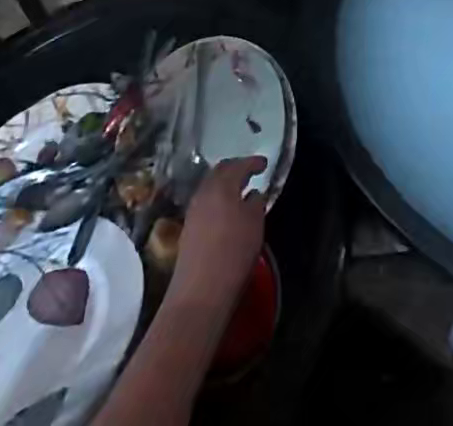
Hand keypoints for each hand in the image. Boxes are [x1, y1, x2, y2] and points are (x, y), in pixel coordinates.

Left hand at [173, 156, 266, 303]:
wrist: (200, 291)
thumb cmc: (234, 251)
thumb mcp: (255, 223)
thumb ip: (256, 203)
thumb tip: (254, 193)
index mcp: (222, 187)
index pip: (238, 165)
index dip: (252, 162)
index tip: (264, 163)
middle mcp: (204, 194)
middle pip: (219, 172)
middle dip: (235, 168)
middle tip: (251, 171)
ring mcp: (193, 211)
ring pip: (210, 187)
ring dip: (225, 184)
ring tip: (241, 190)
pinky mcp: (188, 229)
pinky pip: (205, 202)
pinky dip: (218, 198)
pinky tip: (227, 210)